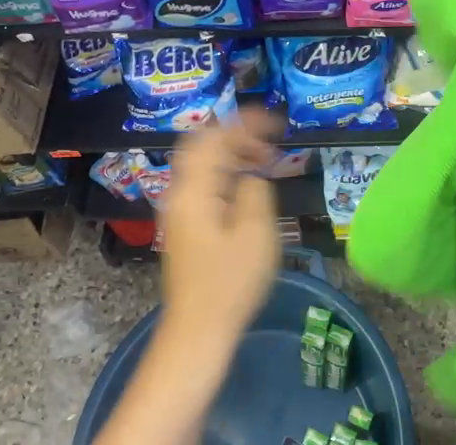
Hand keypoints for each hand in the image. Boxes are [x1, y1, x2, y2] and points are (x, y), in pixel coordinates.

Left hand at [159, 109, 283, 338]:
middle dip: (235, 134)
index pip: (215, 137)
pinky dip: (225, 172)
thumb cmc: (230, 282)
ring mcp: (178, 210)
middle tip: (268, 141)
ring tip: (263, 159)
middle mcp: (179, 193)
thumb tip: (251, 176)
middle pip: (201, 144)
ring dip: (230, 153)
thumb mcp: (256, 232)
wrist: (197, 332)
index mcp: (193, 189)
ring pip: (201, 163)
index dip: (246, 123)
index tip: (277, 122)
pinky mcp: (184, 227)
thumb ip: (256, 190)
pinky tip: (246, 186)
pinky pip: (202, 183)